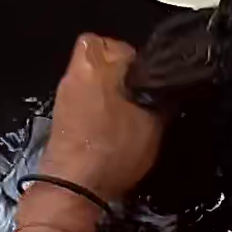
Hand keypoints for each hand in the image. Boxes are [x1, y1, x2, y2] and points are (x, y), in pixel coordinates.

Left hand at [37, 35, 163, 205]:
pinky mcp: (62, 114)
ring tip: (130, 119)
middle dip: (125, 77)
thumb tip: (169, 92)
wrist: (75, 186)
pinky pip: (88, 100)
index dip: (144, 67)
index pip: (126, 46)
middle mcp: (76, 70)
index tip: (153, 88)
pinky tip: (114, 131)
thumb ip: (162, 100)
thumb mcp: (155, 124)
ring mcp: (65, 92)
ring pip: (97, 81)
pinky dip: (101, 110)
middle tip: (141, 100)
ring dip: (112, 94)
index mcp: (97, 60)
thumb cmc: (114, 149)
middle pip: (107, 60)